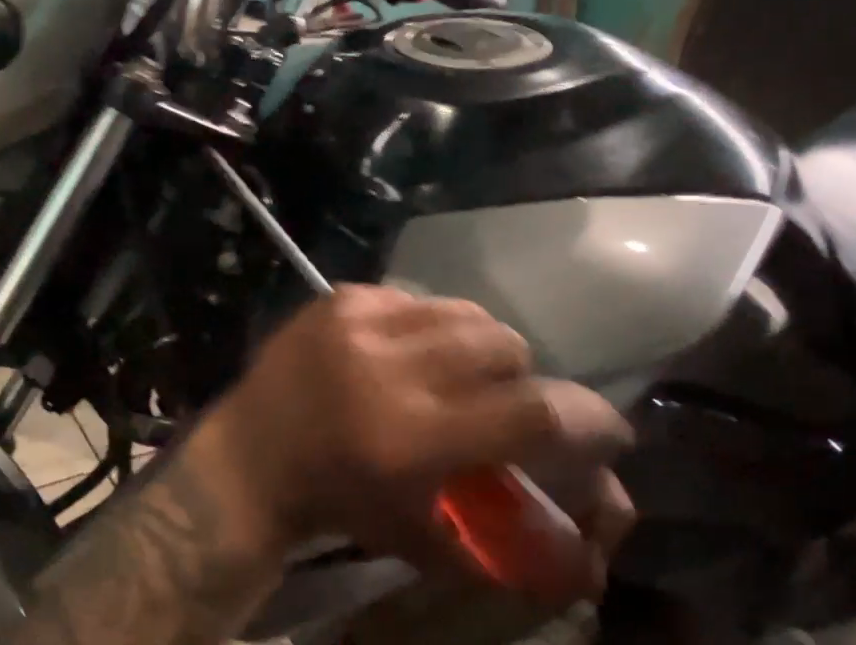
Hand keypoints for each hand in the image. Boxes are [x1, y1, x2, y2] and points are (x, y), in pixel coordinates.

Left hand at [192, 284, 635, 601]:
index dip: (589, 418)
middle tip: (500, 401)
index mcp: (416, 436)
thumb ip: (511, 548)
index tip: (604, 430)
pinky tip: (403, 351)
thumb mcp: (427, 542)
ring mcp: (358, 324)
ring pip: (464, 312)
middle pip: (504, 345)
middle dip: (518, 377)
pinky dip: (424, 323)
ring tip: (455, 371)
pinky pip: (412, 297)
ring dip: (476, 344)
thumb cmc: (341, 504)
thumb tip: (592, 557)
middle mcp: (390, 368)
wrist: (251, 457)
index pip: (535, 410)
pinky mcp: (336, 299)